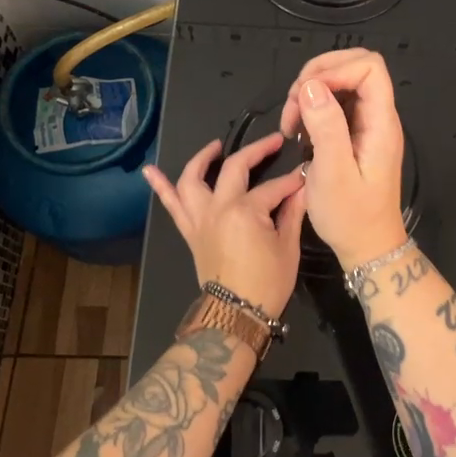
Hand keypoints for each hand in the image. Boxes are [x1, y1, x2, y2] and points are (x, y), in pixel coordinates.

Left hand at [143, 135, 305, 318]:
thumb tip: (302, 188)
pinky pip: (171, 205)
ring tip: (215, 147)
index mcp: (247, 211)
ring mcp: (199, 218)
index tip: (307, 177)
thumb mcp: (288, 247)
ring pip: (192, 178)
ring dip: (202, 158)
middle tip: (273, 141)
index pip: (275, 187)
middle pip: (236, 168)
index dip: (293, 182)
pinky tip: (149, 171)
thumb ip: (292, 212)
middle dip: (257, 151)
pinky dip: (159, 187)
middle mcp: (218, 207)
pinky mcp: (189, 230)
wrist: (235, 314)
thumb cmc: (267, 283)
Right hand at [278, 49, 409, 269]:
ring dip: (310, 92)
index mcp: (381, 123)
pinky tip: (298, 131)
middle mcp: (377, 117)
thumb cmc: (351, 216)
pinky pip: (334, 103)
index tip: (308, 94)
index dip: (337, 69)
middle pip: (354, 67)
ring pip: (340, 83)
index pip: (370, 68)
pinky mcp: (353, 134)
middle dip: (318, 76)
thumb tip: (312, 86)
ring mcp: (366, 124)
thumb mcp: (333, 173)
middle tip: (294, 106)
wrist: (366, 247)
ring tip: (291, 122)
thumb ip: (326, 126)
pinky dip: (312, 108)